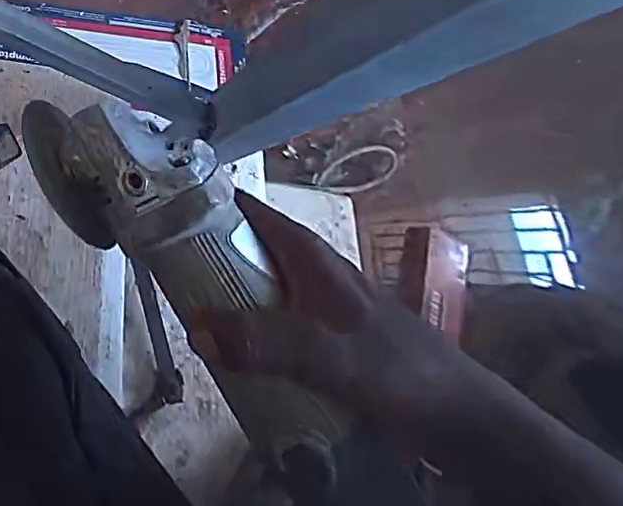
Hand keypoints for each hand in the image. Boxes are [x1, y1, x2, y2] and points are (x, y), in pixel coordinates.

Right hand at [186, 192, 622, 503]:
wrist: (468, 424)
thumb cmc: (402, 369)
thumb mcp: (330, 352)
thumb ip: (267, 340)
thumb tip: (196, 330)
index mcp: (303, 250)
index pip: (240, 205)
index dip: (199, 198)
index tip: (154, 203)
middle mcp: (300, 266)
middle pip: (235, 243)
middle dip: (195, 248)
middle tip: (155, 262)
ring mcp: (306, 300)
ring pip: (247, 280)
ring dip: (215, 288)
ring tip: (178, 302)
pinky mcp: (314, 333)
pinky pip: (260, 314)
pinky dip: (238, 321)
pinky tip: (224, 343)